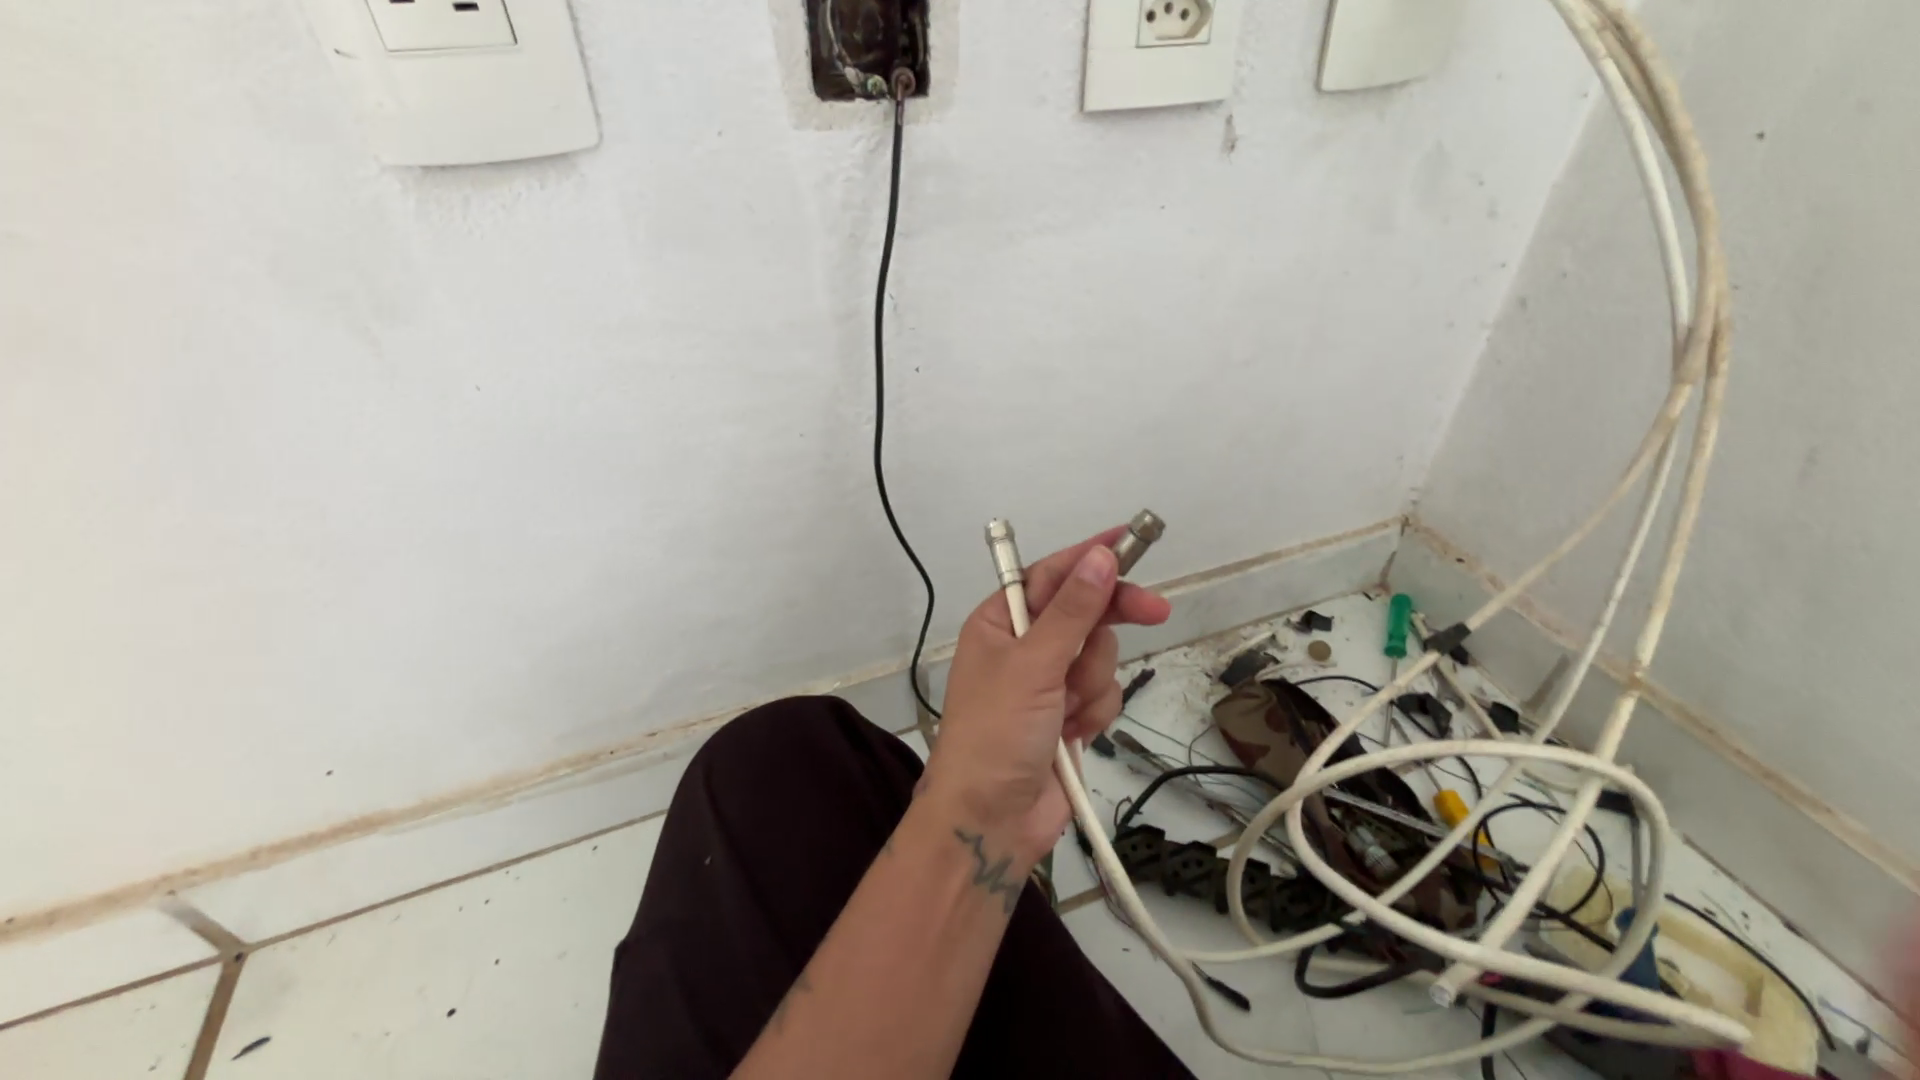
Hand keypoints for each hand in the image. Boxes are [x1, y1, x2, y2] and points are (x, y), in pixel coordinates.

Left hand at [919, 527, 1172, 864]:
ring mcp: (1048, 683)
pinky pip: (1103, 693)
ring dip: (1091, 683)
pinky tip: (1073, 735)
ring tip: (1065, 711)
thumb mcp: (1032, 665)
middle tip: (1156, 611)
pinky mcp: (1069, 716)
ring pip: (1099, 656)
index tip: (1131, 541)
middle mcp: (1024, 646)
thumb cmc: (996, 734)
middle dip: (1109, 622)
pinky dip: (1094, 713)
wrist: (991, 821)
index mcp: (1001, 622)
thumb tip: (1100, 556)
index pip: (1051, 575)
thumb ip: (1073, 611)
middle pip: (1084, 612)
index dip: (1090, 558)